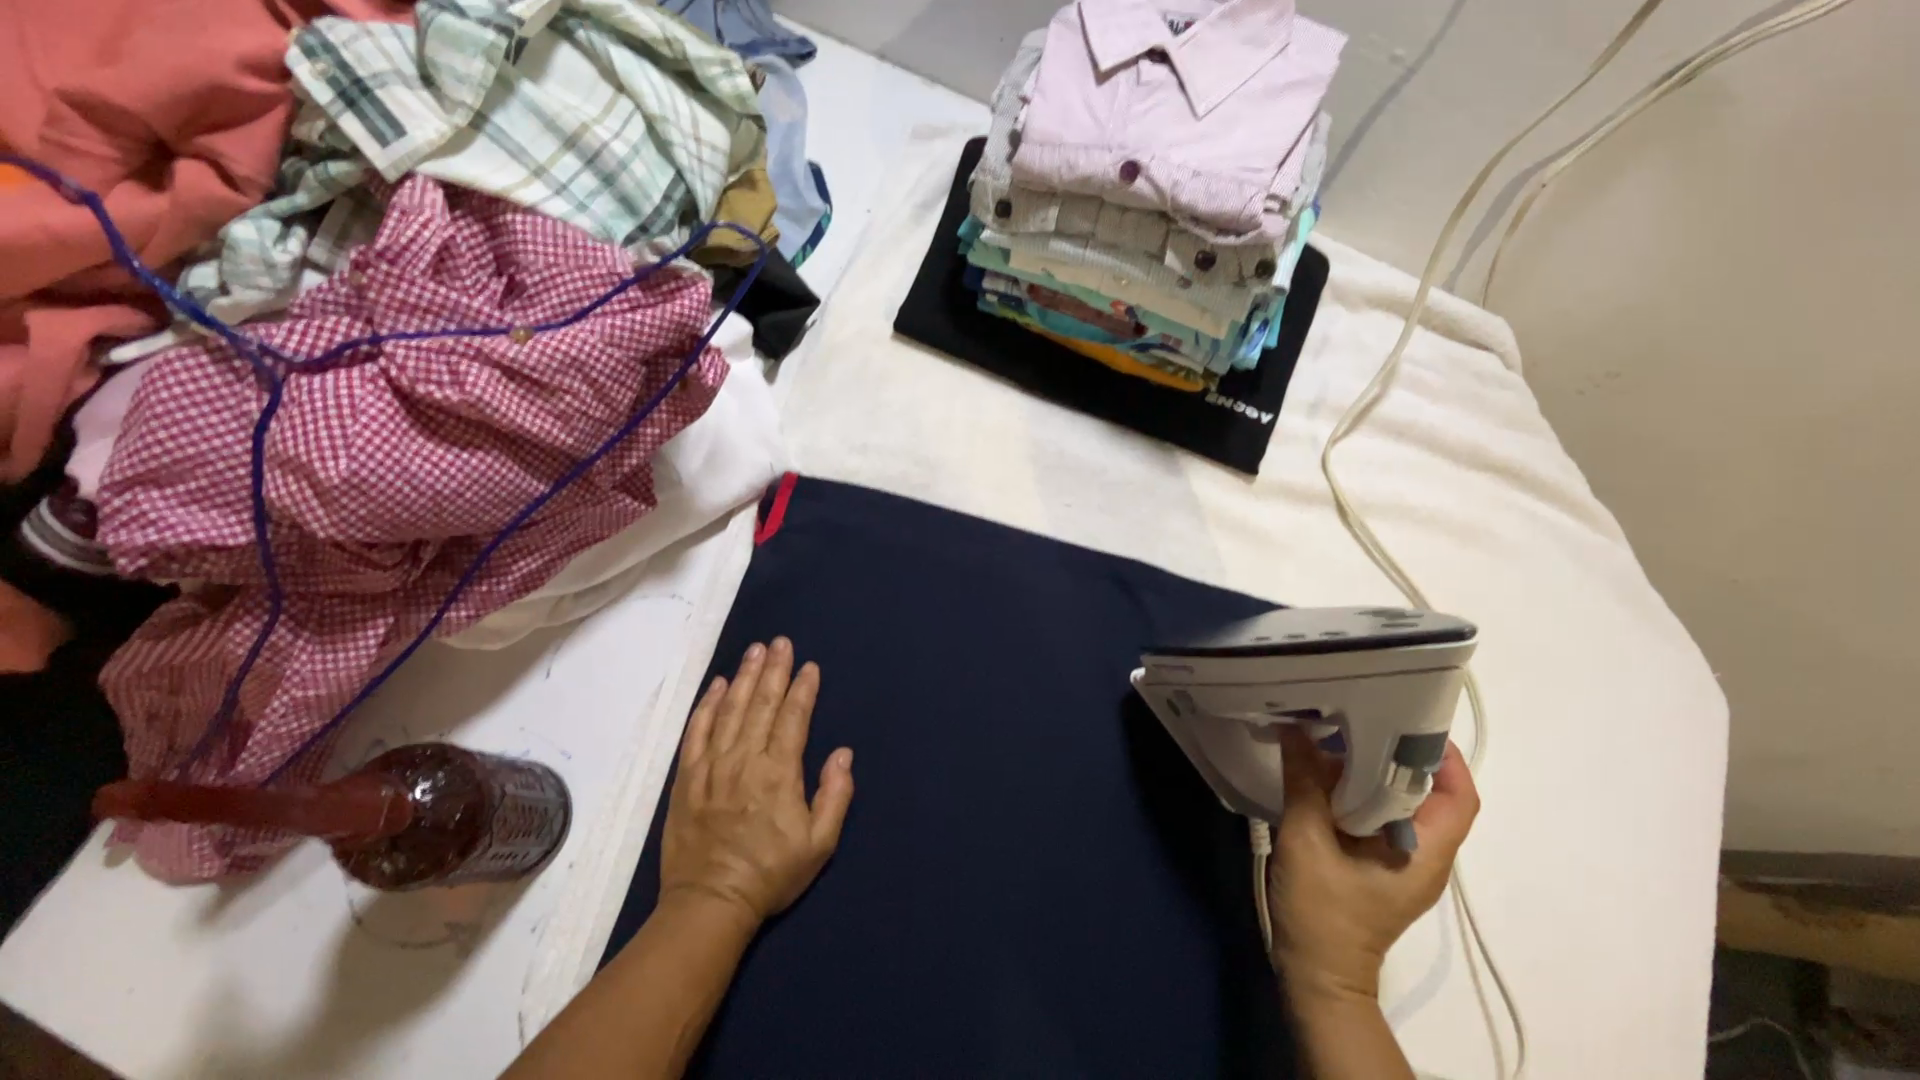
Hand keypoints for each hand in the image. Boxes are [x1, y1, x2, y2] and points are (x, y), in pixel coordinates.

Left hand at [659, 638, 853, 929]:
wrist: (710, 903)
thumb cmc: (771, 874)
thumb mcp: (819, 844)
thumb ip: (835, 795)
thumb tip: (843, 753)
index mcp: (780, 773)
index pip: (793, 718)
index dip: (802, 689)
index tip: (809, 666)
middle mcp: (745, 760)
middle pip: (760, 705)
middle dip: (773, 671)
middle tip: (779, 642)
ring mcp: (712, 766)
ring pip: (729, 710)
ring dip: (743, 677)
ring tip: (754, 651)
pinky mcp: (687, 778)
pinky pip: (696, 732)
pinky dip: (706, 706)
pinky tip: (716, 686)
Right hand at [1266, 728, 1478, 1003]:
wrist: (1316, 975)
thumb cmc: (1321, 913)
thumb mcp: (1306, 842)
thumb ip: (1305, 784)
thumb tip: (1295, 730)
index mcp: (1426, 852)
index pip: (1459, 795)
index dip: (1441, 755)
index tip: (1405, 716)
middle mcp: (1426, 855)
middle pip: (1430, 794)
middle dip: (1399, 754)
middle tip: (1361, 718)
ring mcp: (1404, 863)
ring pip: (1401, 805)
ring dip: (1374, 773)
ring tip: (1338, 739)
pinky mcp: (1381, 866)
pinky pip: (1381, 819)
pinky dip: (1360, 794)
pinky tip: (1327, 778)